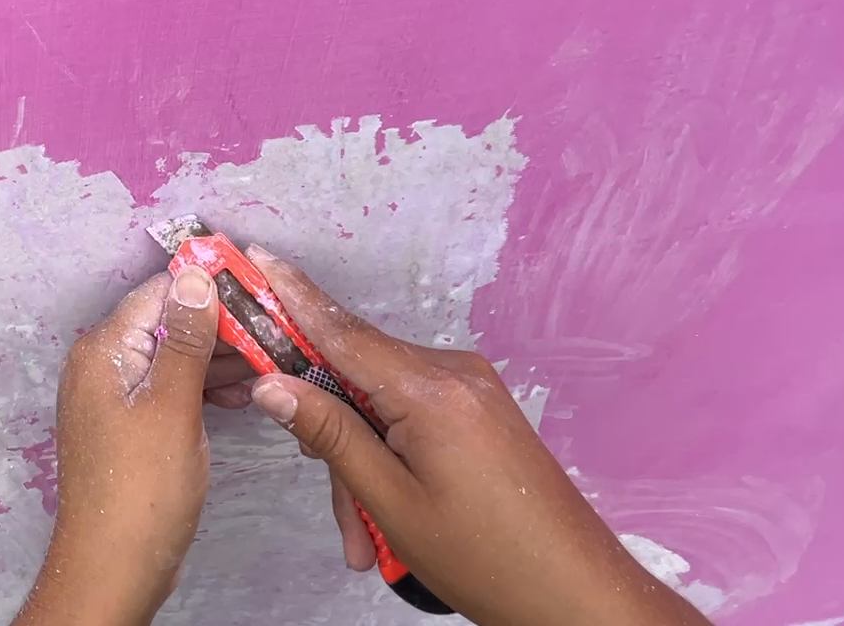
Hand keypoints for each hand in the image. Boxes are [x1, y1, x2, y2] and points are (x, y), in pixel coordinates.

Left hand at [13, 266, 244, 625]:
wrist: (111, 568)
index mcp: (105, 346)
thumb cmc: (143, 486)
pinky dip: (199, 387)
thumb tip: (195, 273)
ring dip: (214, 359)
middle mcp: (101, 360)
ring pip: (170, 356)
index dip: (207, 286)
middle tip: (273, 334)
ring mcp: (111, 392)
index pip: (159, 292)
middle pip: (166, 322)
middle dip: (217, 325)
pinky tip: (240, 395)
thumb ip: (186, 338)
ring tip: (267, 364)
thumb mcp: (173, 405)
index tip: (257, 290)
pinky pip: (166, 386)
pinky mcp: (126, 419)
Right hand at [244, 248, 710, 625]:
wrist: (588, 605)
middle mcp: (450, 369)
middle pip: (354, 372)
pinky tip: (390, 510)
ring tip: (364, 531)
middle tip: (330, 500)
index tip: (256, 253)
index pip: (340, 328)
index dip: (292, 291)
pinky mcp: (478, 405)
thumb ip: (328, 433)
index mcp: (428, 388)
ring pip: (379, 399)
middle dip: (329, 427)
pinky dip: (388, 450)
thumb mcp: (391, 503)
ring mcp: (469, 385)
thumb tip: (270, 383)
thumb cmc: (486, 559)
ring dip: (361, 456)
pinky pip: (409, 410)